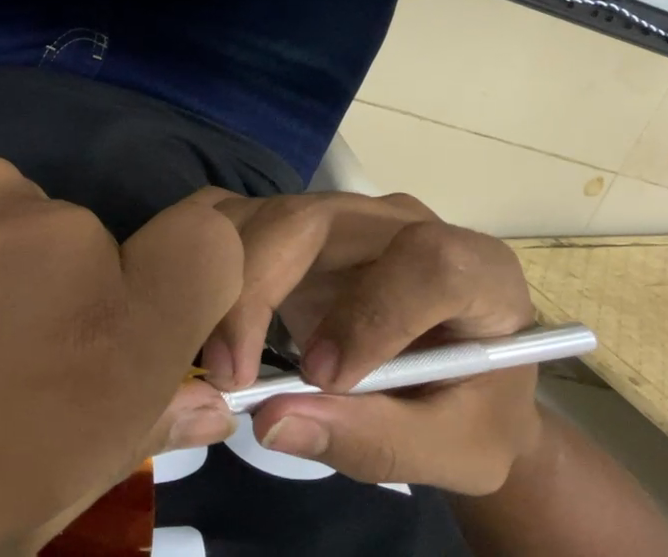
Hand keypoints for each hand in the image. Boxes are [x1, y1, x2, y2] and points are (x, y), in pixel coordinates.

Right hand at [193, 193, 540, 494]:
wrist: (448, 387)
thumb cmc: (467, 414)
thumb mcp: (453, 451)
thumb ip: (376, 439)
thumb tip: (270, 419)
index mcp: (474, 270)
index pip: (429, 261)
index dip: (373, 315)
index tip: (327, 380)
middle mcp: (396, 223)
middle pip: (313, 222)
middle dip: (257, 289)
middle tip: (228, 372)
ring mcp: (335, 217)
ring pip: (262, 216)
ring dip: (219, 279)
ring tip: (210, 357)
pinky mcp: (287, 227)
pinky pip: (232, 221)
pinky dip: (199, 261)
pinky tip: (193, 318)